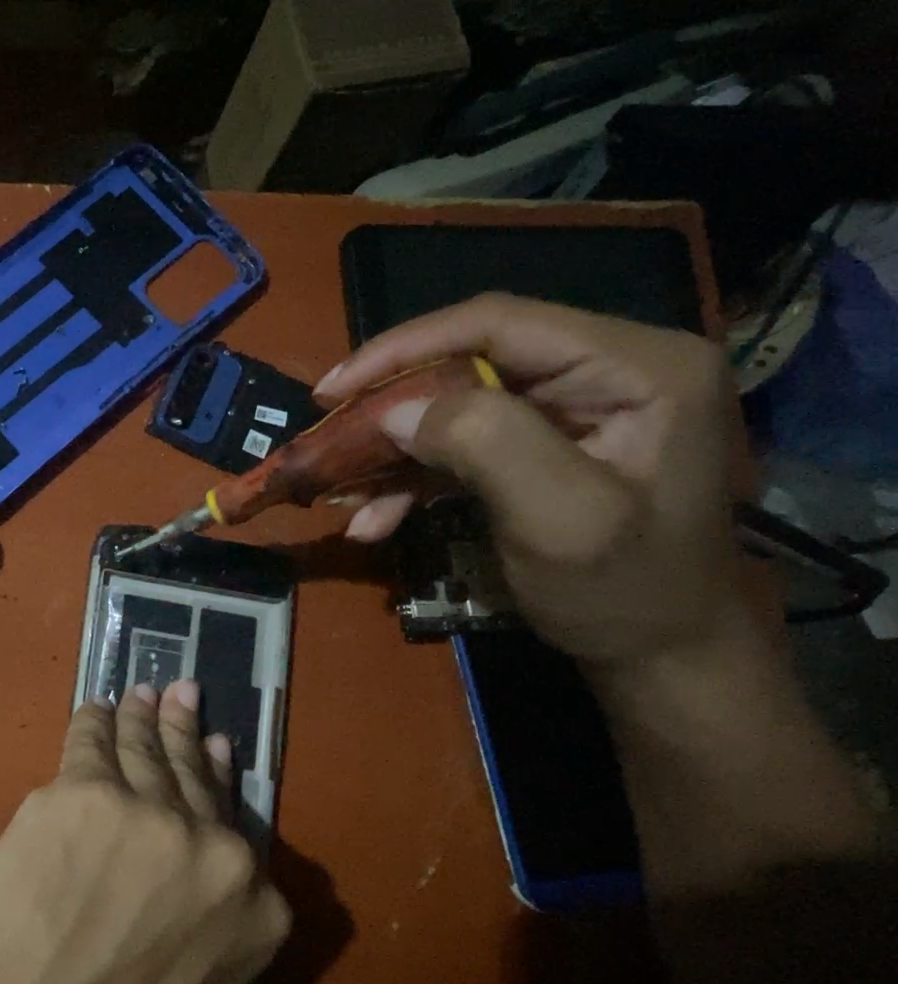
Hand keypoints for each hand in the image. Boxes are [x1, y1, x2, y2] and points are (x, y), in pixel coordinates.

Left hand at [0, 681, 289, 983]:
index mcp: (255, 909)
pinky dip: (92, 721)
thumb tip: (192, 862)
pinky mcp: (87, 790)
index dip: (219, 778)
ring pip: (144, 750)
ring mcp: (150, 813)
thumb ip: (204, 908)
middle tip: (184, 693)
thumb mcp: (190, 981)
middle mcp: (215, 851)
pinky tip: (95, 709)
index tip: (216, 745)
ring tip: (141, 694)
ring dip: (140, 716)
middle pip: (193, 776)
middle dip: (185, 730)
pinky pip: (89, 741)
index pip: (235, 824)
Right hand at [314, 293, 744, 665]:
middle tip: (327, 437)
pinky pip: (457, 443)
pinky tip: (375, 519)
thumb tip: (397, 411)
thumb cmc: (625, 590)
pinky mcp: (539, 443)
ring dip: (391, 452)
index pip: (497, 324)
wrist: (660, 654)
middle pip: (466, 359)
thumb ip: (488, 444)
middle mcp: (605, 369)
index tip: (331, 390)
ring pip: (451, 403)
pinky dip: (410, 479)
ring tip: (343, 497)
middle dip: (389, 405)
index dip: (404, 348)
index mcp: (635, 366)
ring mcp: (571, 408)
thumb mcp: (563, 519)